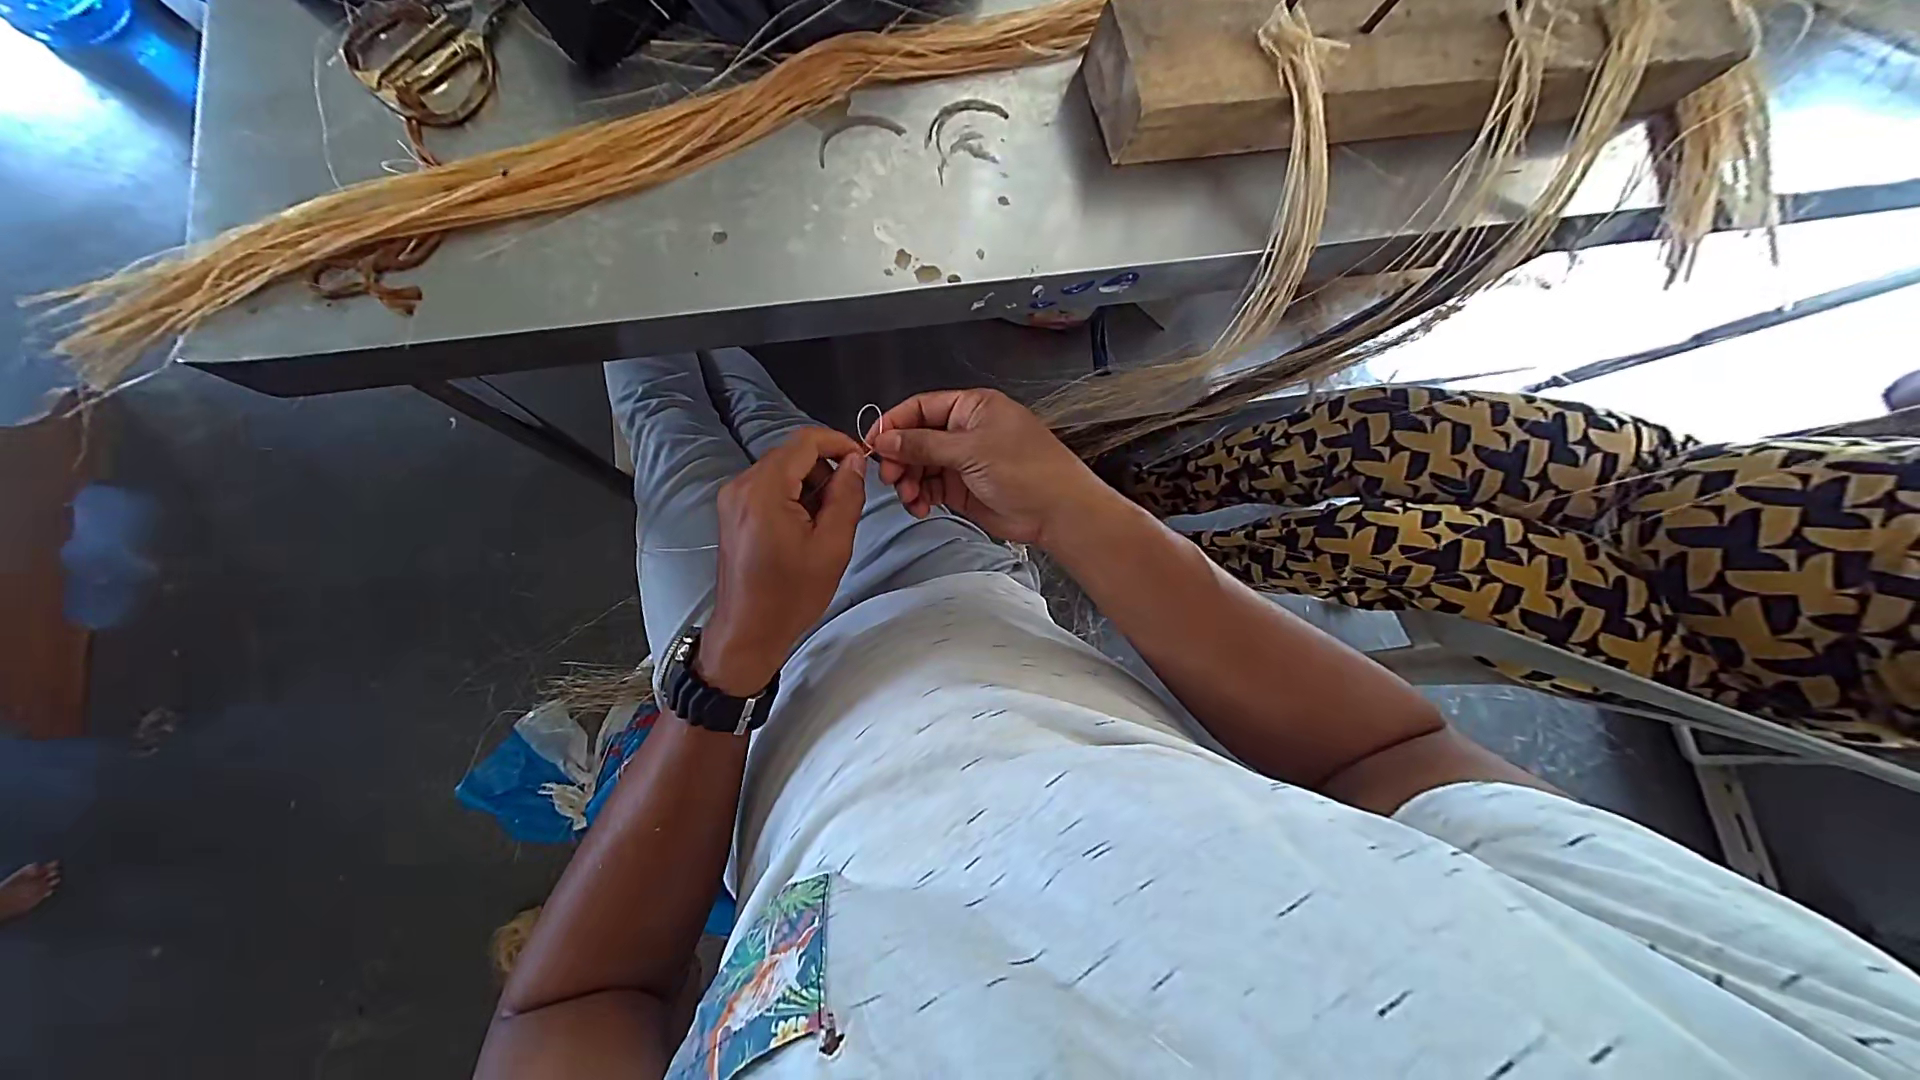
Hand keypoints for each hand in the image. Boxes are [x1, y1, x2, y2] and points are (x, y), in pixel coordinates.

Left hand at [699, 427, 866, 695]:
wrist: (748, 630)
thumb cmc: (790, 596)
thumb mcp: (832, 545)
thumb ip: (847, 496)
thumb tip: (854, 463)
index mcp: (764, 491)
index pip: (805, 441)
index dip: (838, 443)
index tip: (861, 460)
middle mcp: (742, 486)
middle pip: (792, 453)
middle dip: (825, 469)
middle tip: (845, 503)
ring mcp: (733, 498)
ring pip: (782, 469)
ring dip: (810, 484)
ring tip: (824, 522)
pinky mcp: (733, 511)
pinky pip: (769, 486)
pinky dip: (793, 495)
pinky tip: (805, 526)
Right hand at [867, 388, 1116, 546]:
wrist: (1057, 512)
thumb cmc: (1032, 471)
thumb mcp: (971, 450)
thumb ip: (924, 445)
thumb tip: (888, 439)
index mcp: (972, 408)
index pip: (921, 408)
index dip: (894, 424)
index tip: (874, 442)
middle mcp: (966, 431)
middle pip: (916, 438)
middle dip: (899, 457)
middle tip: (890, 474)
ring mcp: (964, 460)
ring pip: (920, 465)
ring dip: (908, 480)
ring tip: (908, 494)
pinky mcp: (963, 487)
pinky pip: (930, 487)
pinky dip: (920, 496)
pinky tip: (920, 505)